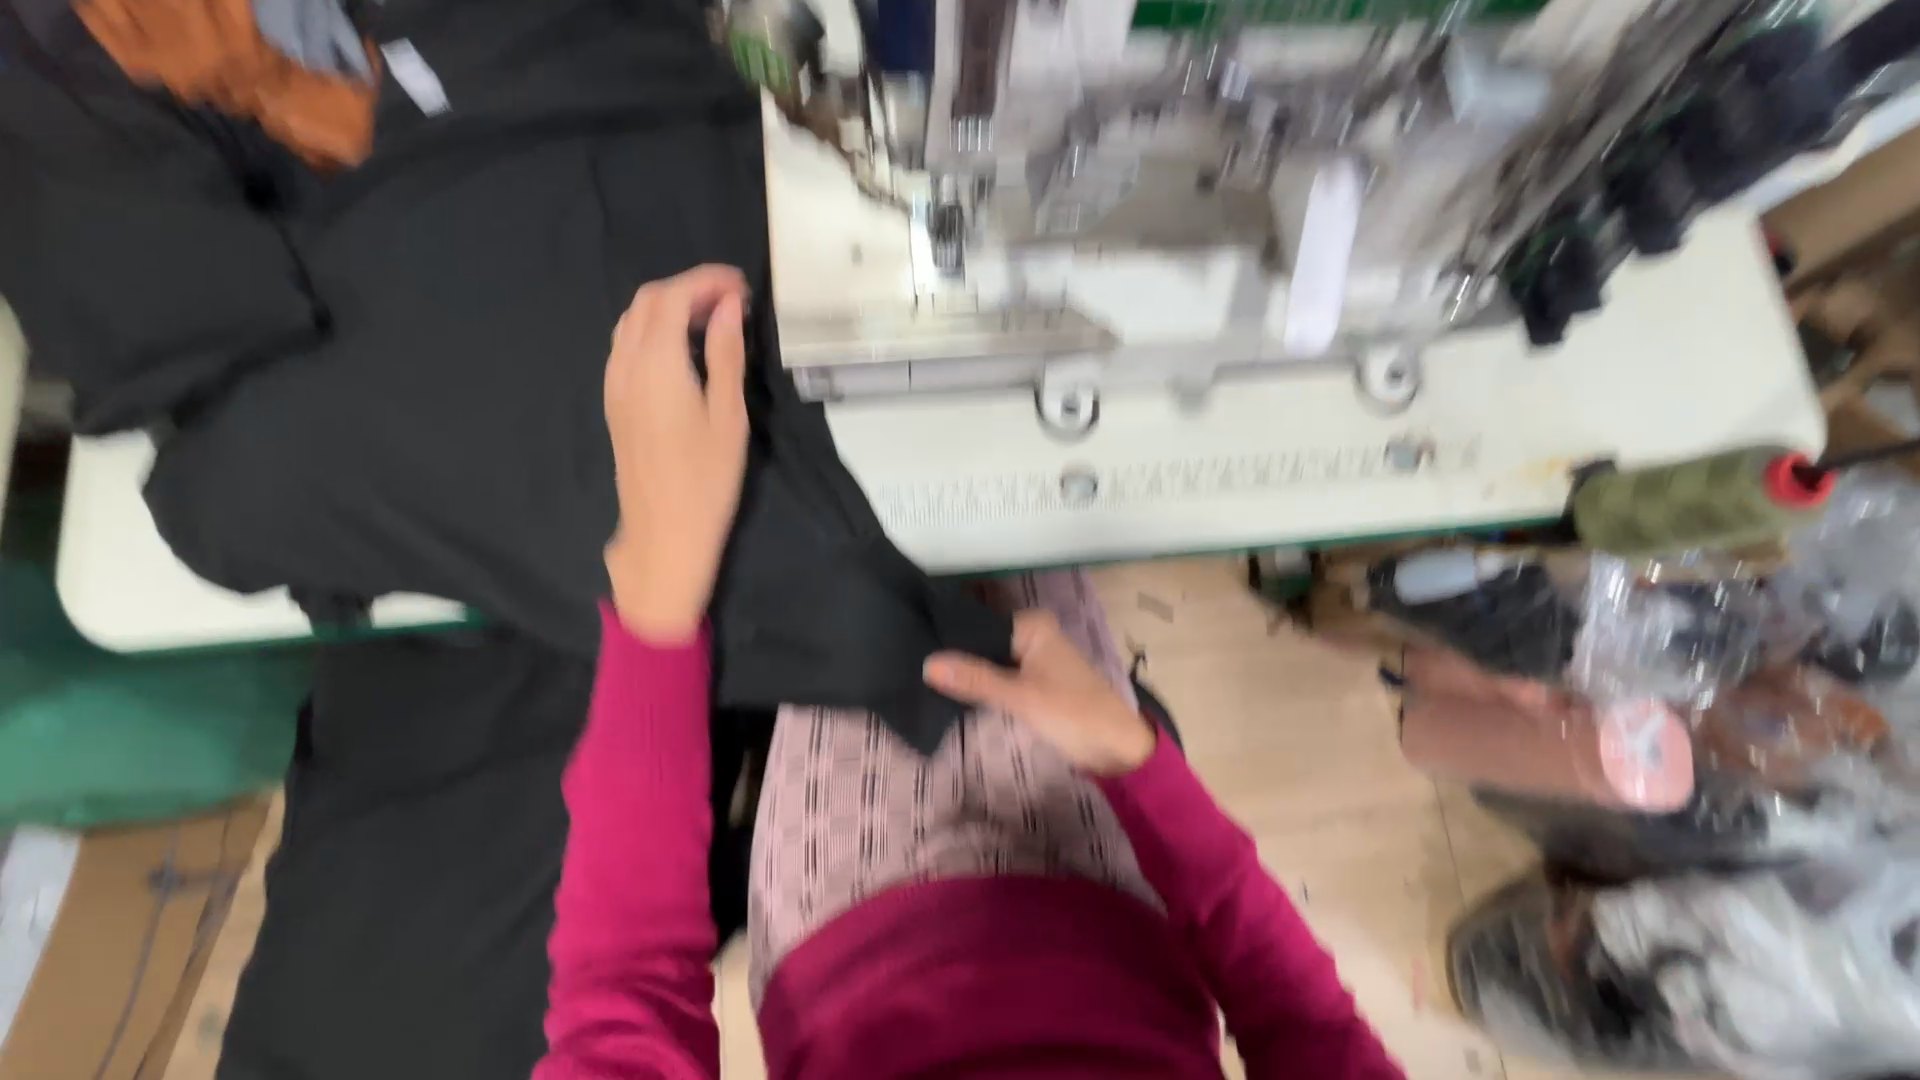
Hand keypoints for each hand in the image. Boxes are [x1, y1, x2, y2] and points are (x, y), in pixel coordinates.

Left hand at [603, 265, 751, 642]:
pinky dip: (656, 330)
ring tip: (713, 319)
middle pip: (647, 302)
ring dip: (670, 307)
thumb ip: (726, 354)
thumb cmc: (706, 478)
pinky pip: (628, 345)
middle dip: (688, 288)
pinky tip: (685, 348)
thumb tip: (729, 307)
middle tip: (732, 300)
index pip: (673, 297)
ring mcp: (615, 383)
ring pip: (633, 321)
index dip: (707, 281)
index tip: (743, 286)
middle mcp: (626, 365)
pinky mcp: (615, 401)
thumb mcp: (729, 415)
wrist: (664, 531)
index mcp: (657, 364)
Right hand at [923, 611, 1157, 775]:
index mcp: (1033, 626)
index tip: (914, 655)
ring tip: (925, 683)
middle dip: (957, 660)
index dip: (950, 642)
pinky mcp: (1033, 682)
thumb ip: (975, 679)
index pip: (979, 627)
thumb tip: (927, 664)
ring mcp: (1033, 659)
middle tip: (914, 671)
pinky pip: (999, 678)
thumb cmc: (1073, 713)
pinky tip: (954, 694)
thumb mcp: (1020, 697)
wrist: (1116, 748)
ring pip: (989, 663)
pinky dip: (983, 686)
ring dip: (968, 675)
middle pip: (983, 644)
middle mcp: (1032, 635)